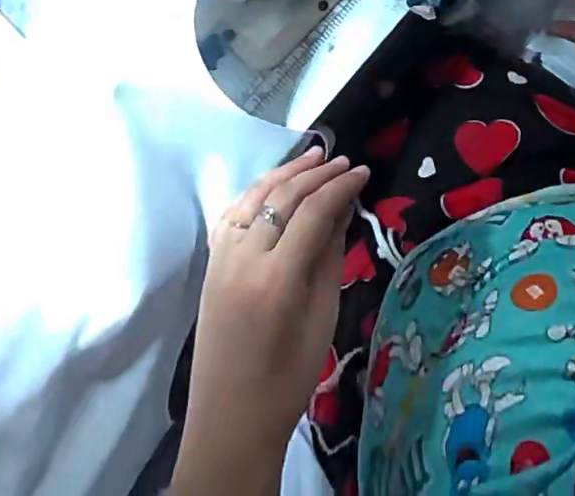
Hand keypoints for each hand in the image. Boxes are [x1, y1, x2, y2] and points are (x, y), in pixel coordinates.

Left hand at [171, 147, 370, 495]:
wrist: (230, 419)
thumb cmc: (288, 378)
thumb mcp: (323, 317)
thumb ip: (331, 255)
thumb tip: (343, 208)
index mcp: (276, 278)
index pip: (313, 212)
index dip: (341, 187)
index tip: (364, 171)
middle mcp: (243, 258)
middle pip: (284, 197)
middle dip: (317, 173)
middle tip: (345, 161)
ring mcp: (221, 258)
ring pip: (254, 196)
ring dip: (286, 173)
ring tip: (314, 155)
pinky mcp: (211, 262)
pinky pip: (233, 212)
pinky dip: (257, 191)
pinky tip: (275, 184)